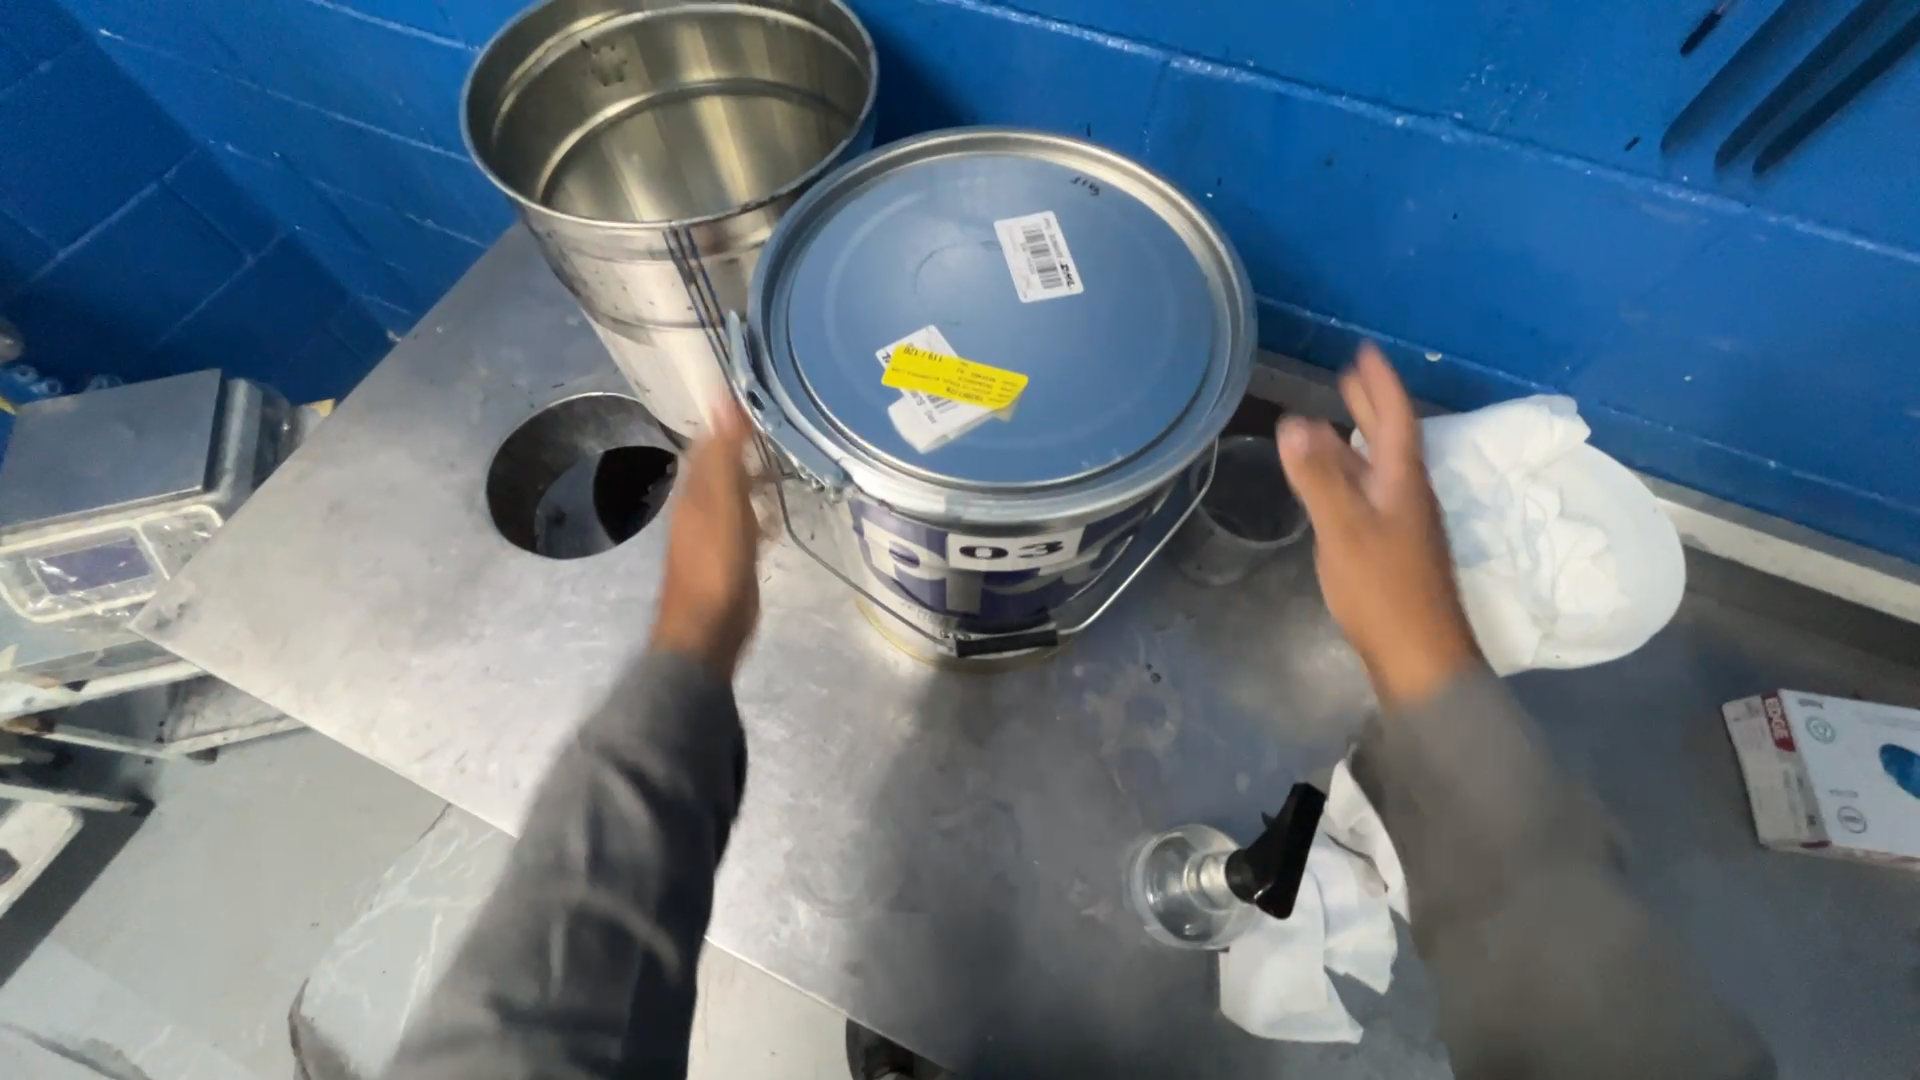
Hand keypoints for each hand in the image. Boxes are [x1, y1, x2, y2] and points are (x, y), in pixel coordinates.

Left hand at [652, 400, 760, 678]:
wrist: (708, 630)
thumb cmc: (715, 567)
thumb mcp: (723, 506)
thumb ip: (726, 457)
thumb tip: (723, 401)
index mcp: (694, 492)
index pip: (709, 445)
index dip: (727, 423)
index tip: (756, 402)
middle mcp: (700, 508)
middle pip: (722, 468)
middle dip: (745, 450)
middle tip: (780, 431)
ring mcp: (716, 534)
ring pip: (736, 495)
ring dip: (755, 480)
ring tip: (785, 465)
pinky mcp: (732, 557)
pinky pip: (746, 523)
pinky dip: (760, 511)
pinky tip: (776, 514)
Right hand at [1277, 343, 1481, 706]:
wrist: (1418, 653)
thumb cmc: (1382, 589)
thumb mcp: (1344, 529)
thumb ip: (1318, 478)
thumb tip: (1292, 423)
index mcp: (1402, 483)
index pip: (1394, 420)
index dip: (1379, 386)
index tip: (1364, 354)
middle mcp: (1408, 495)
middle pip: (1390, 440)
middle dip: (1370, 406)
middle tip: (1350, 377)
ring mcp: (1402, 521)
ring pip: (1378, 467)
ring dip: (1358, 438)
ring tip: (1336, 418)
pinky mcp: (1390, 545)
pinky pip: (1369, 492)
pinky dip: (1350, 472)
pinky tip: (1337, 481)